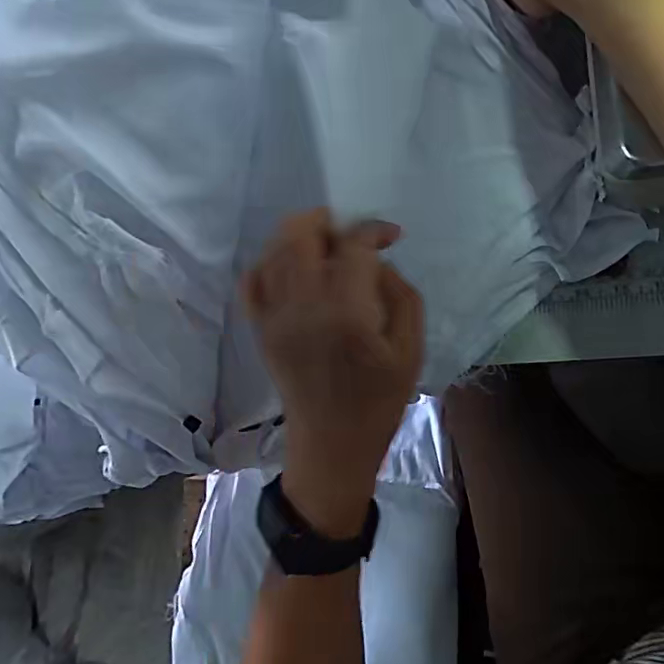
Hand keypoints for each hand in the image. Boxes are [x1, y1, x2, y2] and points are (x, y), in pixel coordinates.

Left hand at [242, 209, 424, 526]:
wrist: (334, 443)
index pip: (353, 246)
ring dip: (300, 237)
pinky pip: (253, 281)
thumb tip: (380, 264)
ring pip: (273, 251)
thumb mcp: (411, 349)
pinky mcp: (261, 329)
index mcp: (347, 312)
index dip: (373, 230)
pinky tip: (293, 270)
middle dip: (325, 221)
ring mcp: (274, 316)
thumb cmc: (380, 398)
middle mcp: (303, 305)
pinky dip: (269, 263)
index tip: (391, 236)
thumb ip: (402, 296)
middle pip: (298, 234)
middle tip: (350, 234)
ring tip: (326, 249)